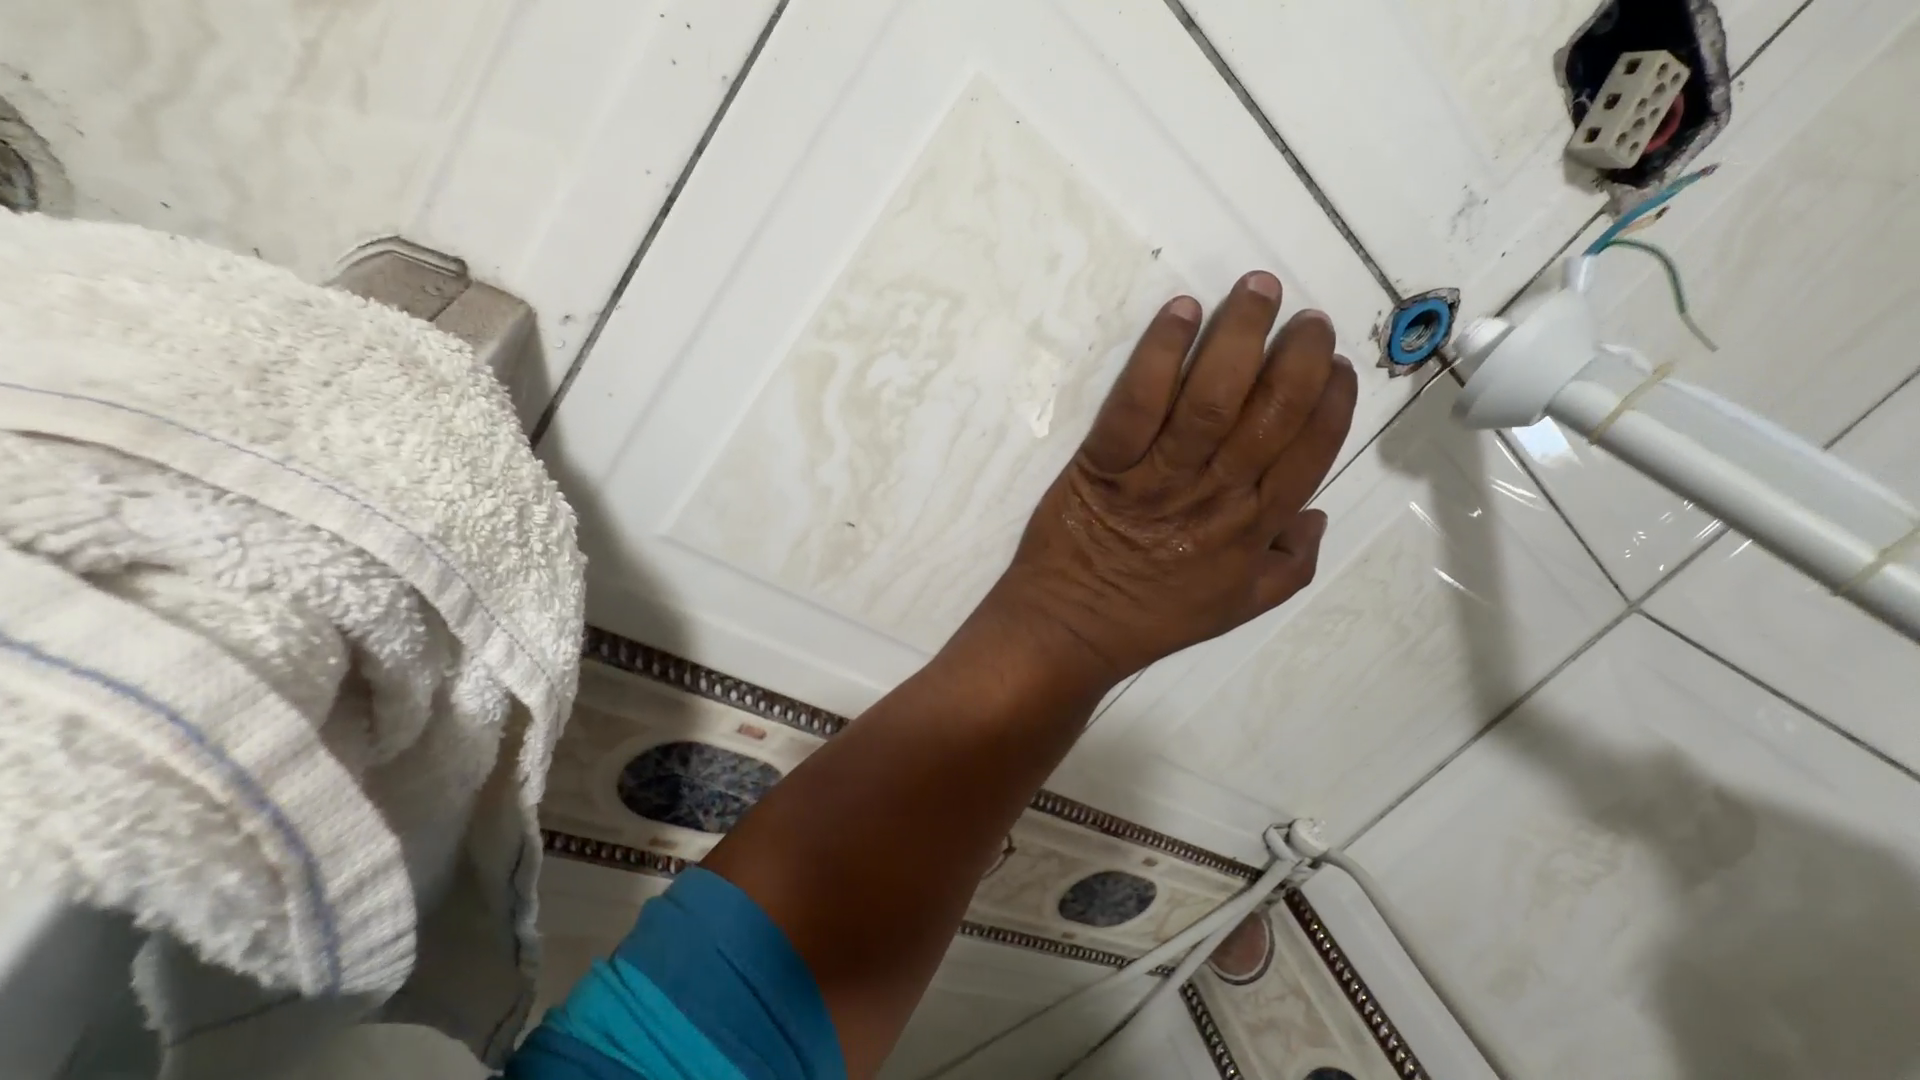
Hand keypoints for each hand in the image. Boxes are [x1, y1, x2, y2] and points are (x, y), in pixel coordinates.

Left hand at [983, 271, 1356, 686]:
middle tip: (1306, 317)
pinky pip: (1136, 405)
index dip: (1332, 401)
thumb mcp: (1238, 607)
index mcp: (1255, 529)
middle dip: (1298, 355)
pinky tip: (1182, 311)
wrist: (1071, 631)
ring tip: (1257, 291)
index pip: (1311, 452)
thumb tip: (1317, 514)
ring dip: (1240, 336)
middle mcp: (1217, 498)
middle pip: (1271, 413)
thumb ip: (1290, 565)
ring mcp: (1159, 481)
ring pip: (1212, 399)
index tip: (1338, 363)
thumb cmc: (1153, 617)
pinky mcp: (1103, 467)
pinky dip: (1159, 355)